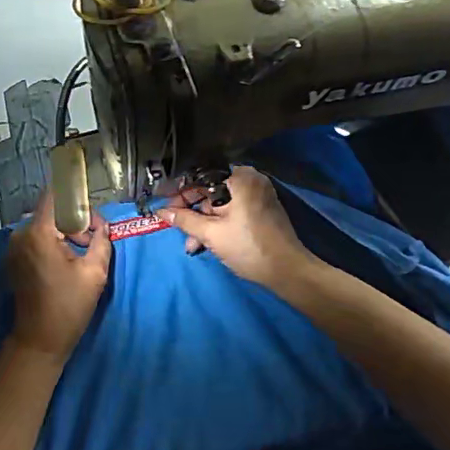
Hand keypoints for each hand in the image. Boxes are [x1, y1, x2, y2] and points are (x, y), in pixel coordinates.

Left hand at [6, 188, 112, 357]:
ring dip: (64, 233)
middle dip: (75, 220)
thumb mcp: (94, 272)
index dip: (74, 195)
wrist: (39, 339)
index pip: (54, 196)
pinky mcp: (14, 260)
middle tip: (94, 239)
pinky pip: (36, 239)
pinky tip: (67, 261)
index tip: (92, 206)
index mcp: (38, 233)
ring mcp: (14, 247)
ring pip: (44, 226)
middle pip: (51, 212)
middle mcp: (20, 234)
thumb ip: (101, 241)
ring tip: (84, 253)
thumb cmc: (68, 306)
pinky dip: (52, 243)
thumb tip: (103, 226)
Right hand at [159, 166, 320, 289]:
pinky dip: (219, 223)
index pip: (199, 178)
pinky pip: (232, 210)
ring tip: (193, 245)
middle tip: (179, 231)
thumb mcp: (211, 234)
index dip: (180, 194)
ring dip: (204, 222)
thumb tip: (161, 212)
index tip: (166, 210)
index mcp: (240, 178)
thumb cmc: (249, 247)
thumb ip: (184, 220)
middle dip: (193, 213)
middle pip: (209, 191)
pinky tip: (207, 242)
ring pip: (219, 203)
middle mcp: (250, 180)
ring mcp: (257, 194)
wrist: (287, 271)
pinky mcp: (260, 208)